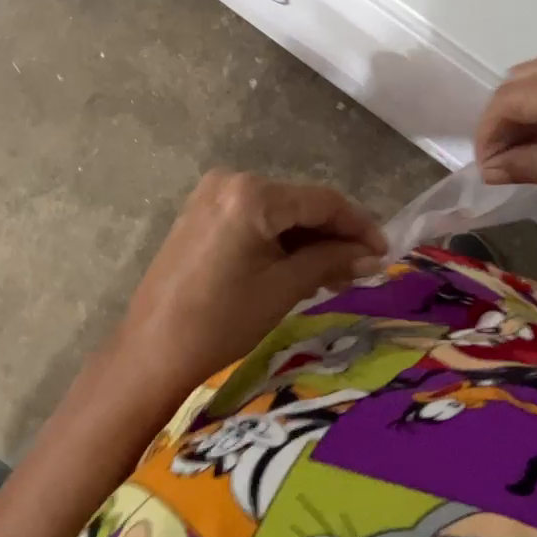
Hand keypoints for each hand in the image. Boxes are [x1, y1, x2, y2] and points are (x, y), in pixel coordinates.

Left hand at [115, 170, 386, 387]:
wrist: (151, 355)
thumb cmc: (220, 323)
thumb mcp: (283, 289)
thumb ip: (330, 261)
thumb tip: (372, 256)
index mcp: (251, 193)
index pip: (321, 200)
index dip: (358, 224)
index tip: (385, 252)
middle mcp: (229, 180)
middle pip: (299, 202)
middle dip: (333, 234)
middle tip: (362, 269)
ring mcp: (210, 195)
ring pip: (277, 211)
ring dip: (308, 239)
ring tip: (336, 275)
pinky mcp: (199, 214)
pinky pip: (253, 218)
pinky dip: (279, 239)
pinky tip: (300, 268)